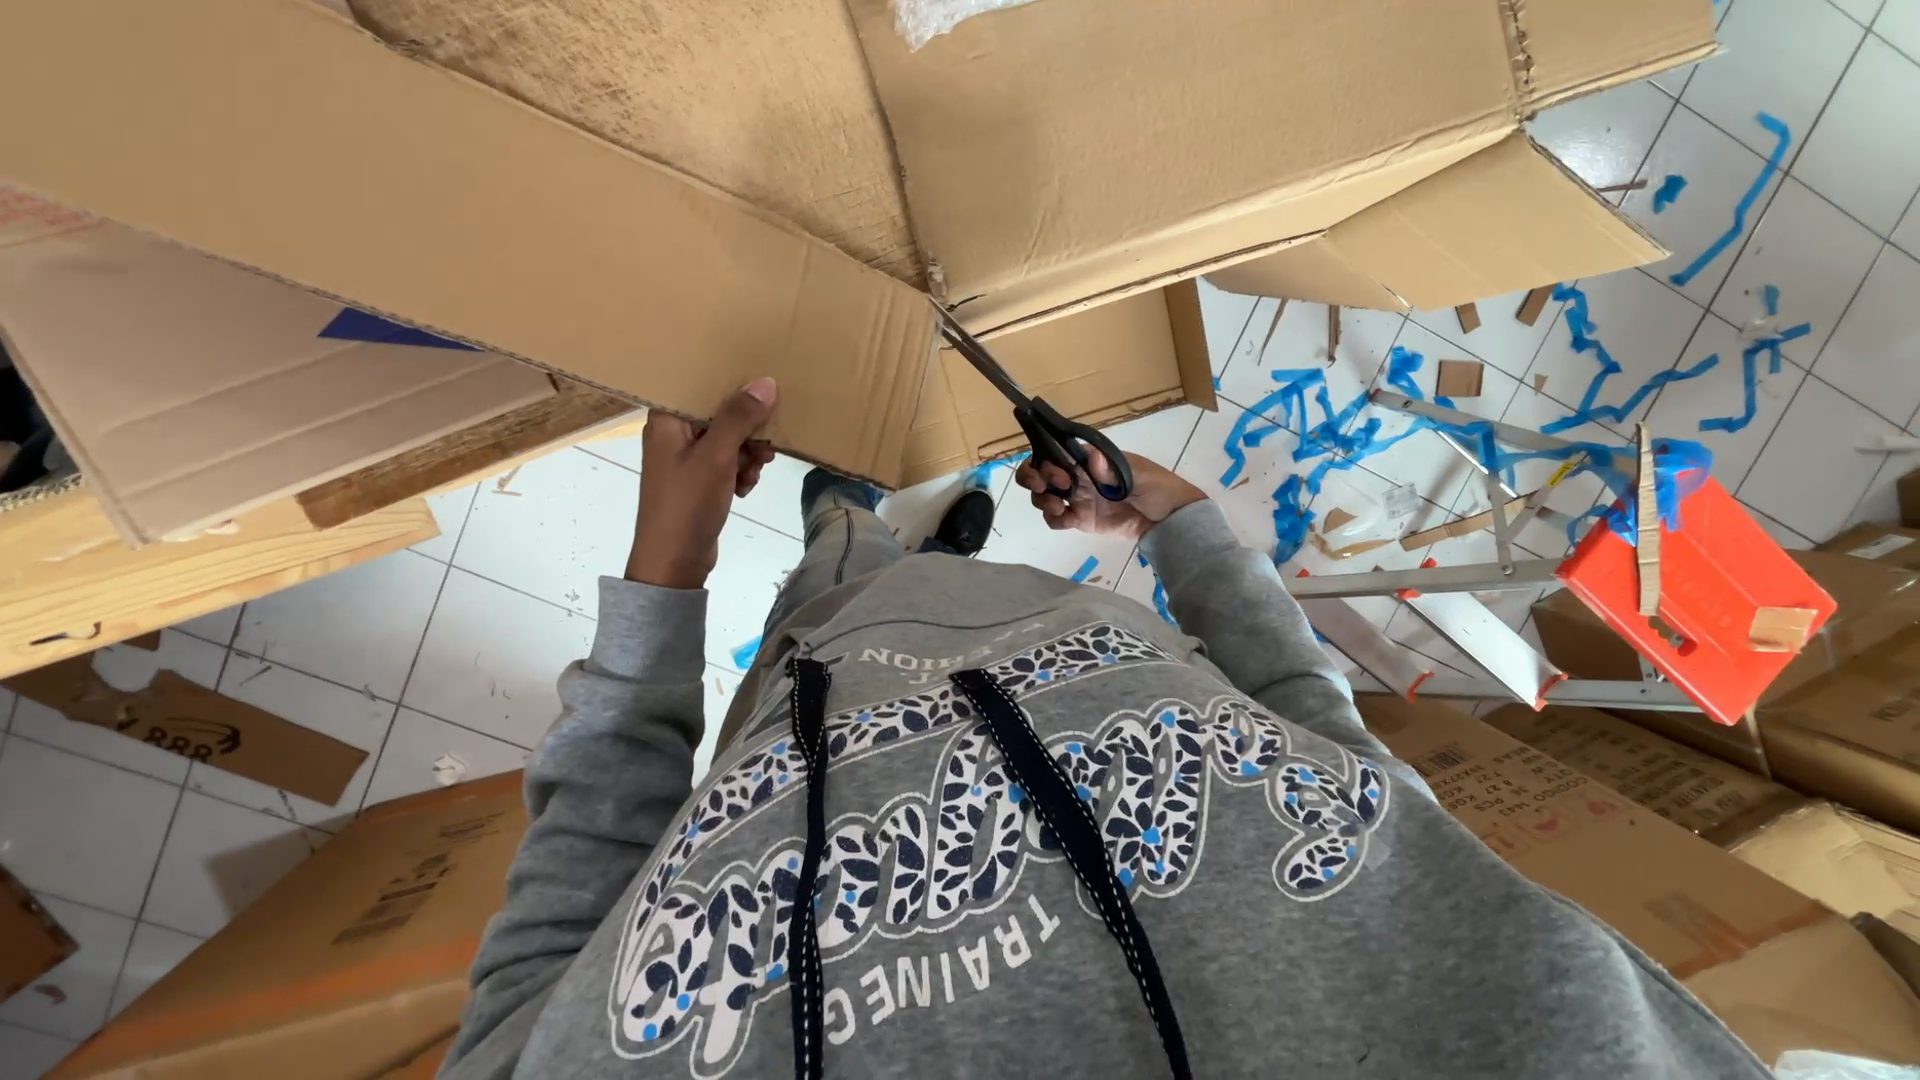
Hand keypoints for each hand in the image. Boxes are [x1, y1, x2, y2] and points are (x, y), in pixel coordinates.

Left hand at [626, 378, 777, 588]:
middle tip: (765, 447)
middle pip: (719, 414)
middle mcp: (673, 434)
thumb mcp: (717, 456)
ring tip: (755, 472)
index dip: (730, 388)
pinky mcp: (697, 481)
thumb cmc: (687, 503)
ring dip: (747, 454)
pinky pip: (726, 464)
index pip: (700, 387)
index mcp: (667, 420)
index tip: (761, 393)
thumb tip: (766, 382)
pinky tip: (746, 488)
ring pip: (728, 440)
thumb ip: (739, 417)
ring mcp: (685, 459)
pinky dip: (740, 472)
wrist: (673, 561)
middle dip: (747, 430)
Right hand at [1015, 450, 1205, 543]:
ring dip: (1041, 499)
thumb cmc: (1158, 487)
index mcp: (1090, 459)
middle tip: (1046, 488)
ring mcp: (1078, 498)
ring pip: (1044, 495)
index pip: (1056, 451)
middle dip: (1033, 477)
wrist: (1170, 521)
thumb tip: (1091, 458)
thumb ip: (1112, 470)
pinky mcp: (1081, 520)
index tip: (1058, 473)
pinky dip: (1054, 519)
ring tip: (1058, 508)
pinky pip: (1056, 519)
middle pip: (1041, 472)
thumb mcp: (1138, 474)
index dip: (1046, 459)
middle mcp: (1078, 475)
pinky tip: (1066, 519)